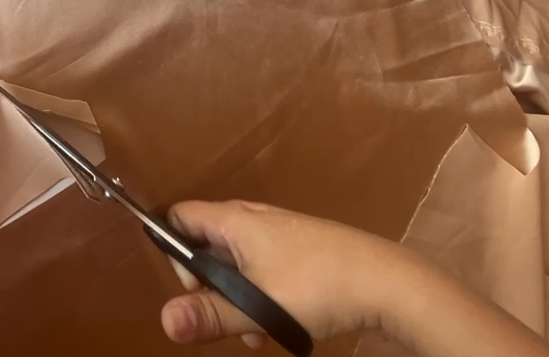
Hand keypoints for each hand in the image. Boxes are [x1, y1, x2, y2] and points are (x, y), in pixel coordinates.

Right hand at [158, 201, 409, 347]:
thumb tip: (164, 320)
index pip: (178, 217)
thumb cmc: (316, 286)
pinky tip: (280, 322)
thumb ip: (209, 314)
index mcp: (232, 219)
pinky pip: (259, 264)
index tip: (194, 288)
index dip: (174, 251)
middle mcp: (248, 216)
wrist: (384, 280)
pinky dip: (259, 292)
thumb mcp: (258, 307)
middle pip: (205, 243)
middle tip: (228, 318)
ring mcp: (274, 230)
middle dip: (209, 285)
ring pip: (234, 260)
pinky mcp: (295, 245)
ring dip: (236, 296)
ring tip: (256, 332)